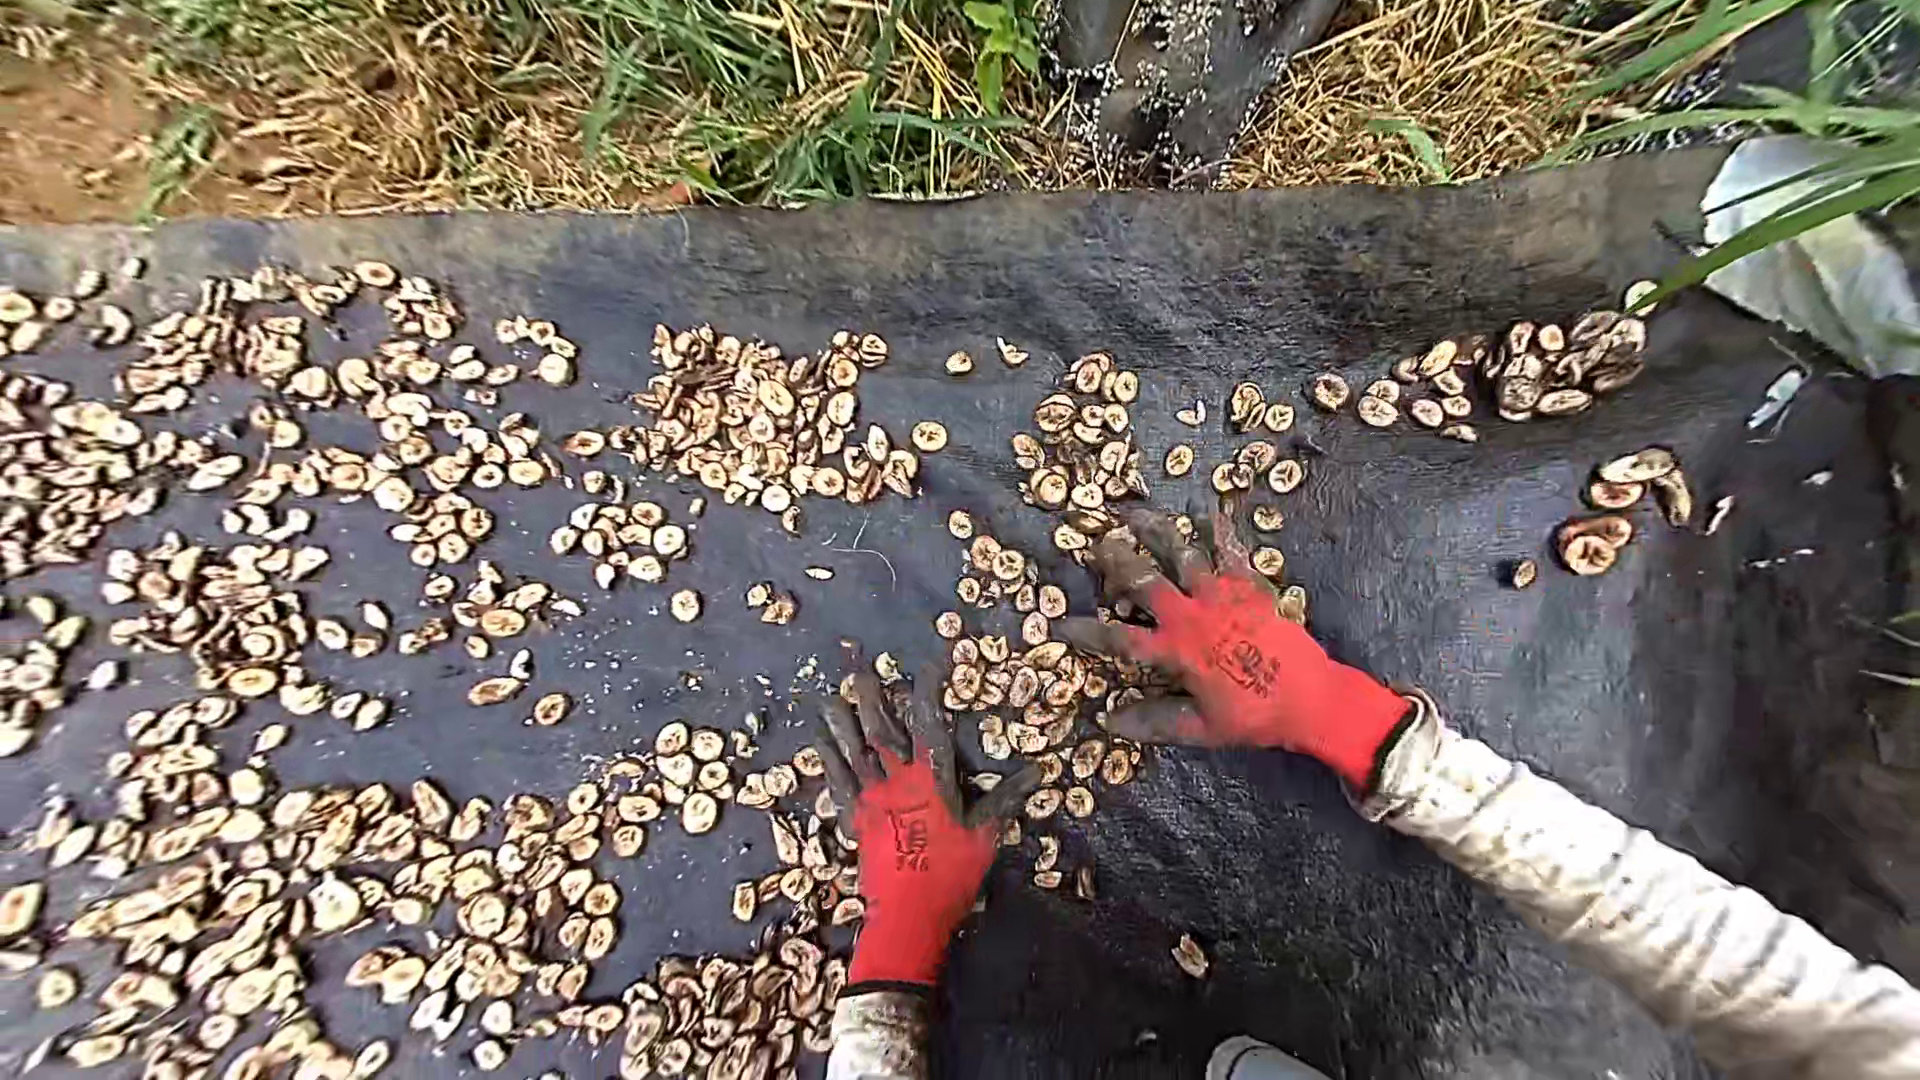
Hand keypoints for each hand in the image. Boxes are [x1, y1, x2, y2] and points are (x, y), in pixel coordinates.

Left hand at [820, 669, 1038, 986]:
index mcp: (930, 777)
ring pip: (852, 749)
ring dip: (841, 720)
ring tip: (831, 695)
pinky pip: (836, 779)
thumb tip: (1041, 772)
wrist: (906, 917)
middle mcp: (896, 778)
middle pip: (881, 728)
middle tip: (860, 668)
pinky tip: (818, 739)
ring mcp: (870, 796)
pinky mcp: (853, 816)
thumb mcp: (985, 835)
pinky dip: (827, 756)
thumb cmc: (949, 873)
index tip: (929, 664)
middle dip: (871, 696)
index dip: (929, 689)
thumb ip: (1007, 799)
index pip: (929, 722)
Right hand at [1058, 506, 1409, 790]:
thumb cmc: (1254, 715)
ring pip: (1180, 554)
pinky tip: (1207, 510)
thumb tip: (1109, 722)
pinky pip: (1229, 550)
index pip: (1118, 638)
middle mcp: (1190, 615)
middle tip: (1099, 543)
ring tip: (1136, 514)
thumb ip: (1154, 721)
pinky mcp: (1249, 585)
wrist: (1314, 698)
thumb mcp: (1200, 727)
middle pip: (1143, 581)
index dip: (1086, 631)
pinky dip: (1217, 529)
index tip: (1061, 625)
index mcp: (1174, 650)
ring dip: (1155, 533)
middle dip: (1117, 561)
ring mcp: (1220, 595)